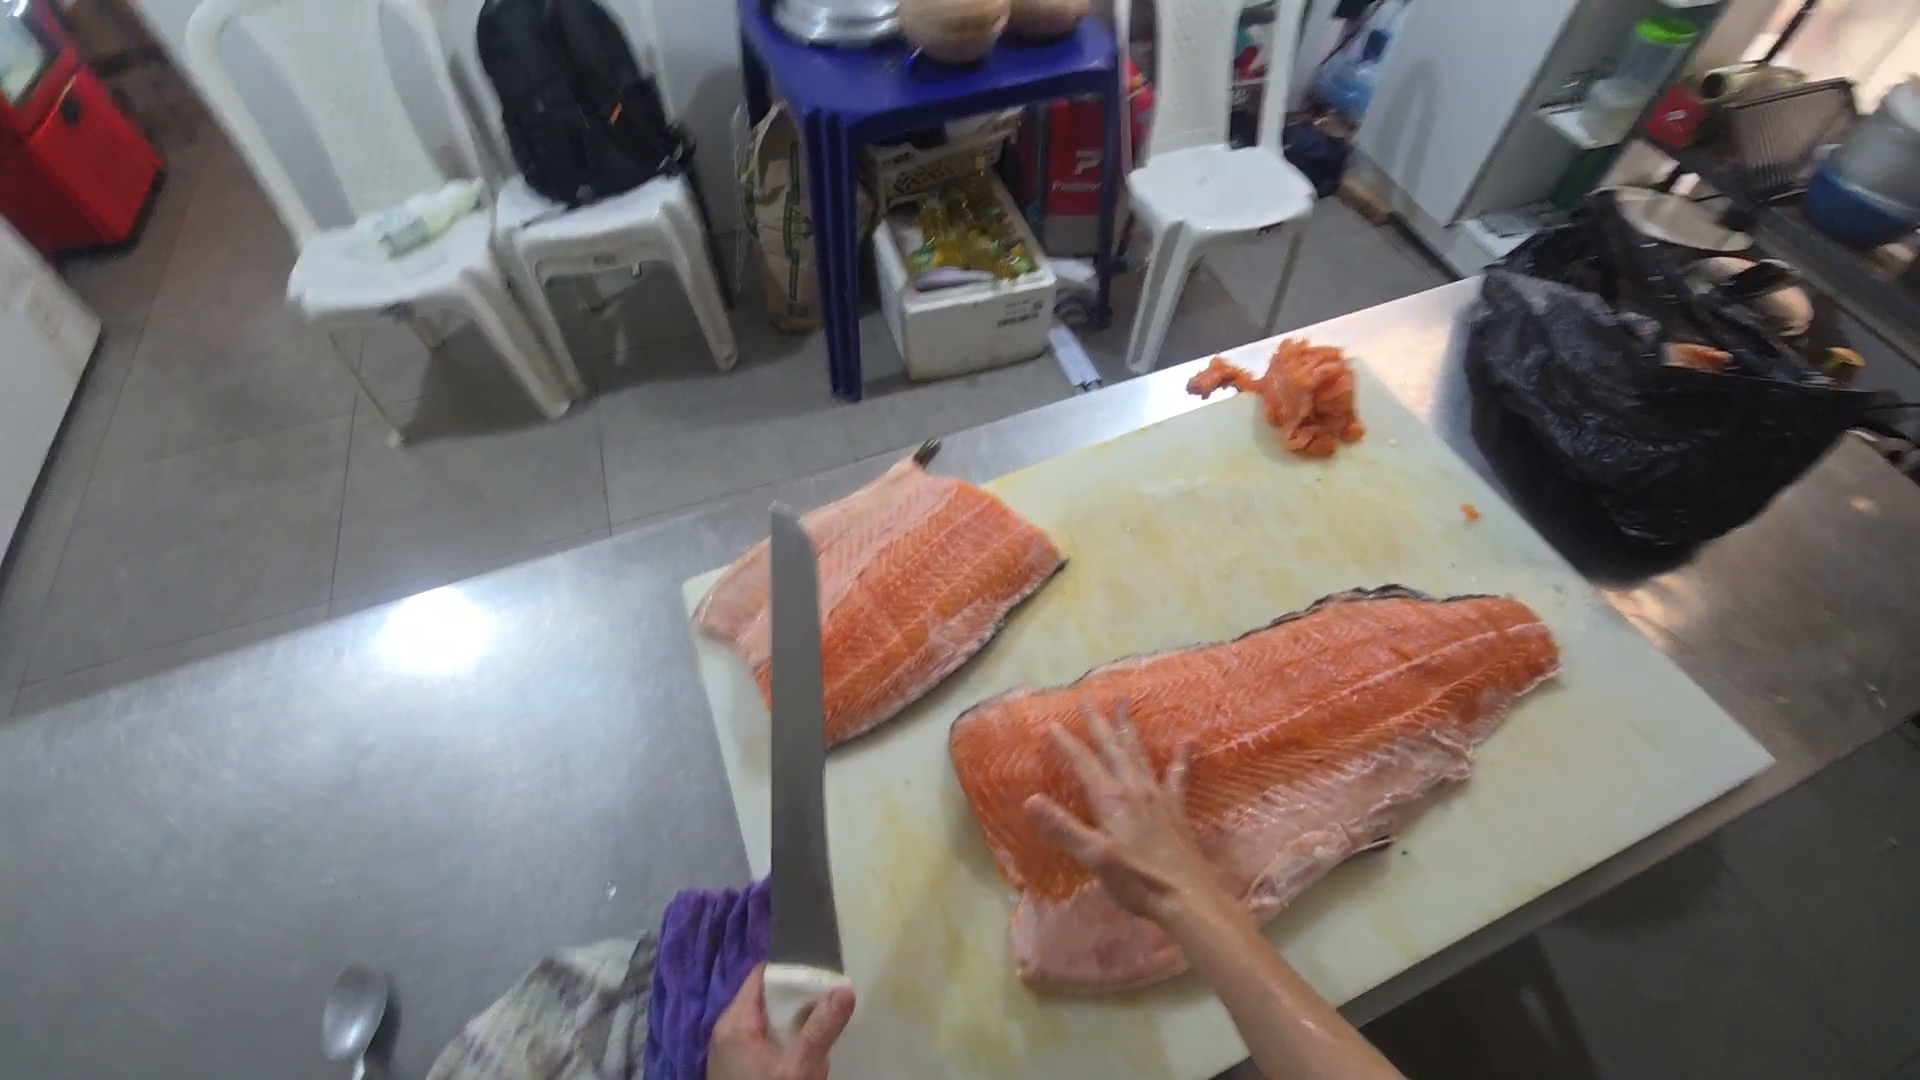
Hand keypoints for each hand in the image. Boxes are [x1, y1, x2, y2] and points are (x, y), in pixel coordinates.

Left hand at [707, 964, 855, 1079]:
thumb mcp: (798, 1069)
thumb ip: (821, 1028)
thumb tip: (846, 987)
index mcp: (735, 1021)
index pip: (764, 975)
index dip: (794, 972)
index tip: (823, 977)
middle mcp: (729, 1031)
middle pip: (770, 1000)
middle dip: (801, 1009)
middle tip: (827, 1016)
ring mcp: (732, 1053)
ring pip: (772, 1025)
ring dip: (798, 1035)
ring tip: (817, 1051)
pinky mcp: (739, 1071)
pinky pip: (767, 1047)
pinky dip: (788, 1051)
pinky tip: (804, 1069)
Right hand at [1022, 708, 1221, 924]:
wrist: (1188, 898)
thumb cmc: (1137, 881)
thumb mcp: (1094, 856)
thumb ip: (1062, 828)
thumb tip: (1028, 800)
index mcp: (1111, 798)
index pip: (1084, 762)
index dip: (1067, 742)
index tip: (1052, 723)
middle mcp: (1134, 789)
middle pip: (1112, 748)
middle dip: (1098, 722)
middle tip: (1088, 697)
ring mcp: (1157, 796)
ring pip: (1139, 753)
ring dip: (1128, 728)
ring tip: (1124, 704)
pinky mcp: (1175, 809)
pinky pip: (1177, 776)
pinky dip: (1181, 757)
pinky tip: (1188, 743)